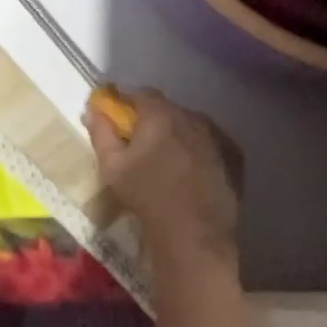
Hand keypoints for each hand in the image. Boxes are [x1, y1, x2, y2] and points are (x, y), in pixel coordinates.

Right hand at [82, 89, 243, 274]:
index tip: (114, 110)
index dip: (125, 99)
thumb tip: (92, 110)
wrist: (193, 233)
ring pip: (191, 125)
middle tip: (137, 137)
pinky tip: (189, 167)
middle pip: (167, 108)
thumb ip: (101, 133)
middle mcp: (193, 117)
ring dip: (176, 132)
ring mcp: (218, 136)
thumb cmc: (146, 196)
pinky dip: (198, 147)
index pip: (140, 93)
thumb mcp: (112, 166)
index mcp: (161, 115)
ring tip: (164, 155)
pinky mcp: (234, 157)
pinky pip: (210, 142)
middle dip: (151, 117)